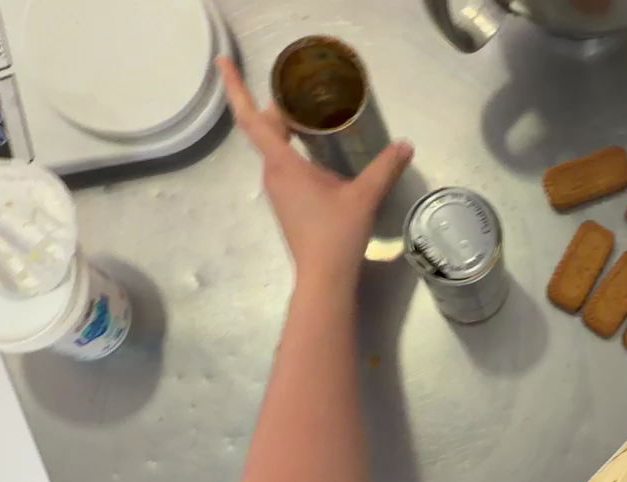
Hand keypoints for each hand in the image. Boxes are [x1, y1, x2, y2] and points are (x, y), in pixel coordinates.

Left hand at [217, 57, 413, 285]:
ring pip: (275, 150)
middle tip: (300, 93)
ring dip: (287, 131)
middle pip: (265, 129)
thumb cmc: (337, 236)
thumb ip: (384, 168)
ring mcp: (277, 192)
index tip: (221, 59)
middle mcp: (273, 174)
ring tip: (312, 119)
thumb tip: (406, 145)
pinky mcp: (287, 207)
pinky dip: (294, 153)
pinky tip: (317, 157)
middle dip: (278, 107)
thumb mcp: (364, 198)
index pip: (252, 118)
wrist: (324, 278)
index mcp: (283, 164)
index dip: (235, 86)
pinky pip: (284, 169)